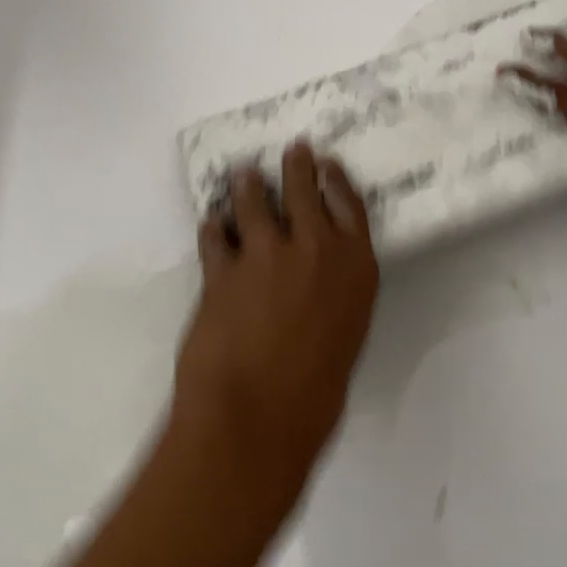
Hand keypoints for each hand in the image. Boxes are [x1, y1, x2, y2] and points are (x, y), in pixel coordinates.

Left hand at [171, 142, 379, 501]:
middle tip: (291, 150)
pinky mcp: (222, 269)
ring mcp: (266, 254)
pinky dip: (213, 228)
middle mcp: (315, 249)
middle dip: (295, 165)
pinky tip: (211, 223)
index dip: (336, 180)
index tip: (327, 163)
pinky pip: (215, 236)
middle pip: (304, 190)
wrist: (258, 417)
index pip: (350, 207)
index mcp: (356, 269)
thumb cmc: (316, 395)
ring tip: (242, 175)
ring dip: (247, 186)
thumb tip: (314, 291)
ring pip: (254, 202)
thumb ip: (333, 300)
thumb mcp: (344, 337)